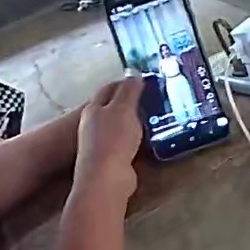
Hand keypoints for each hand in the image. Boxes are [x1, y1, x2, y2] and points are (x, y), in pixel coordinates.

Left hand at [74, 77, 142, 203]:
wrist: (107, 177)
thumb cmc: (114, 139)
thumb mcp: (124, 109)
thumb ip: (130, 90)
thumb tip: (133, 72)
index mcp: (94, 108)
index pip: (110, 88)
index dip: (127, 82)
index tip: (145, 80)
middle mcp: (94, 124)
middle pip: (114, 107)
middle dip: (131, 102)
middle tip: (153, 99)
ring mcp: (101, 143)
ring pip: (120, 126)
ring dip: (136, 121)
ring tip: (155, 118)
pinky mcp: (110, 159)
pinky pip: (125, 143)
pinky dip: (137, 138)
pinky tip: (148, 140)